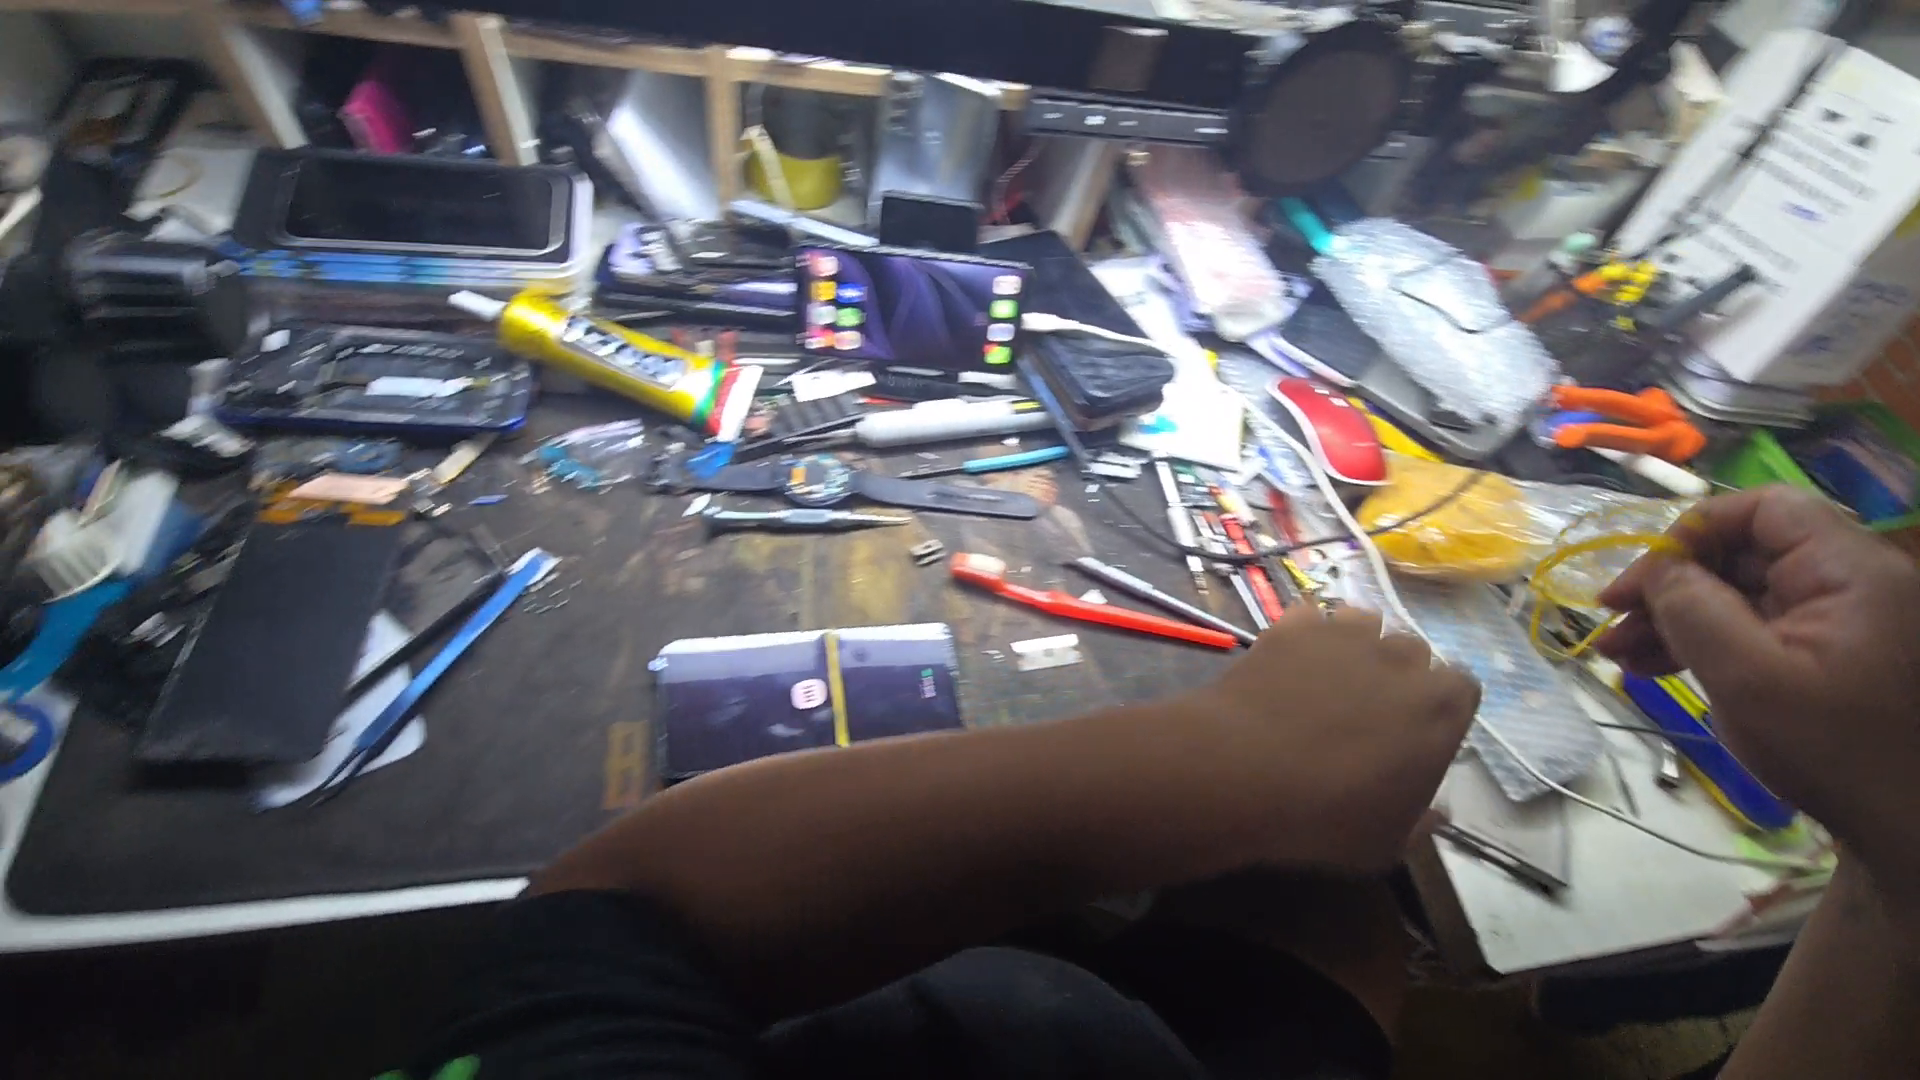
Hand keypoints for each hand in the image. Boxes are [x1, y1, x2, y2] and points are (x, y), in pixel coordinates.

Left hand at [1178, 610, 1478, 872]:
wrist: (1243, 770)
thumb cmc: (1324, 814)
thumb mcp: (1387, 842)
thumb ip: (1419, 821)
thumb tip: (1436, 812)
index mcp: (1439, 709)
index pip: (1461, 688)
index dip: (1438, 705)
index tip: (1414, 726)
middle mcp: (1399, 660)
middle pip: (1411, 650)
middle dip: (1395, 670)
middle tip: (1364, 703)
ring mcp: (1342, 635)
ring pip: (1362, 621)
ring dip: (1352, 642)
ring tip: (1326, 672)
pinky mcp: (1291, 626)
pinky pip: (1307, 615)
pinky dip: (1301, 631)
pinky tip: (1286, 655)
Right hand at [1596, 486, 1919, 903]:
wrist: (1914, 831)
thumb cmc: (1833, 749)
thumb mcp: (1745, 676)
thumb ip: (1692, 607)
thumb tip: (1654, 567)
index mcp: (1851, 575)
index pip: (1763, 510)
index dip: (1692, 531)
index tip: (1642, 578)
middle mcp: (1849, 585)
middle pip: (1740, 552)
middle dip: (1668, 584)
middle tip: (1610, 621)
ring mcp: (1837, 620)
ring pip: (1734, 590)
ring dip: (1669, 616)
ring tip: (1618, 654)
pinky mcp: (1822, 651)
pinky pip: (1747, 624)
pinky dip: (1695, 639)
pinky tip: (1650, 665)